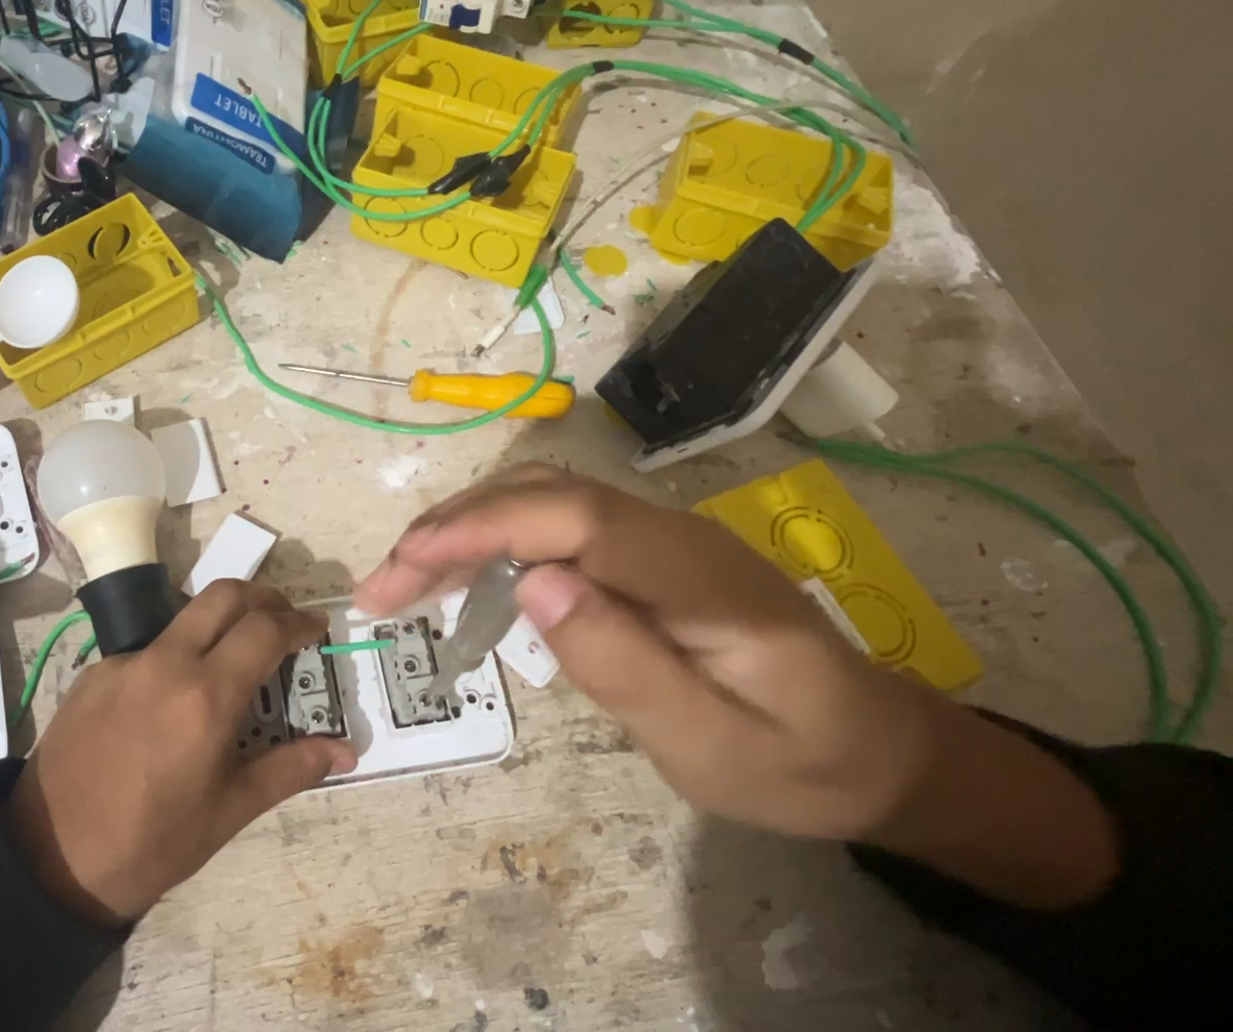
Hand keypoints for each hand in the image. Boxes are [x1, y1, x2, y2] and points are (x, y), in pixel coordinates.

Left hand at [5, 581, 357, 925]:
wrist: (48, 860)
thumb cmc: (151, 843)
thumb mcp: (229, 811)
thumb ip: (291, 769)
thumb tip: (348, 751)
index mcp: (205, 696)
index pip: (265, 630)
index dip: (299, 622)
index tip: (317, 629)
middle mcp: (165, 663)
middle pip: (223, 595)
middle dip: (264, 597)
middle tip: (284, 622)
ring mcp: (123, 663)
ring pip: (183, 619)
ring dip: (219, 624)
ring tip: (234, 664)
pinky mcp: (92, 673)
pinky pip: (148, 649)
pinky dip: (177, 657)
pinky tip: (174, 702)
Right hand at [354, 466, 1114, 897]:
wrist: (874, 746)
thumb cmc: (797, 760)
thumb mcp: (714, 745)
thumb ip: (625, 663)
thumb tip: (534, 584)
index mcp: (699, 576)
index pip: (577, 518)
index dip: (485, 526)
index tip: (408, 562)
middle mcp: (674, 533)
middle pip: (547, 494)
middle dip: (452, 529)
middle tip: (381, 587)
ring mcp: (658, 536)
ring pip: (542, 501)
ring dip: (462, 531)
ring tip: (399, 581)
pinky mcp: (642, 553)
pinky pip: (554, 527)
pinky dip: (491, 544)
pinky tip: (456, 580)